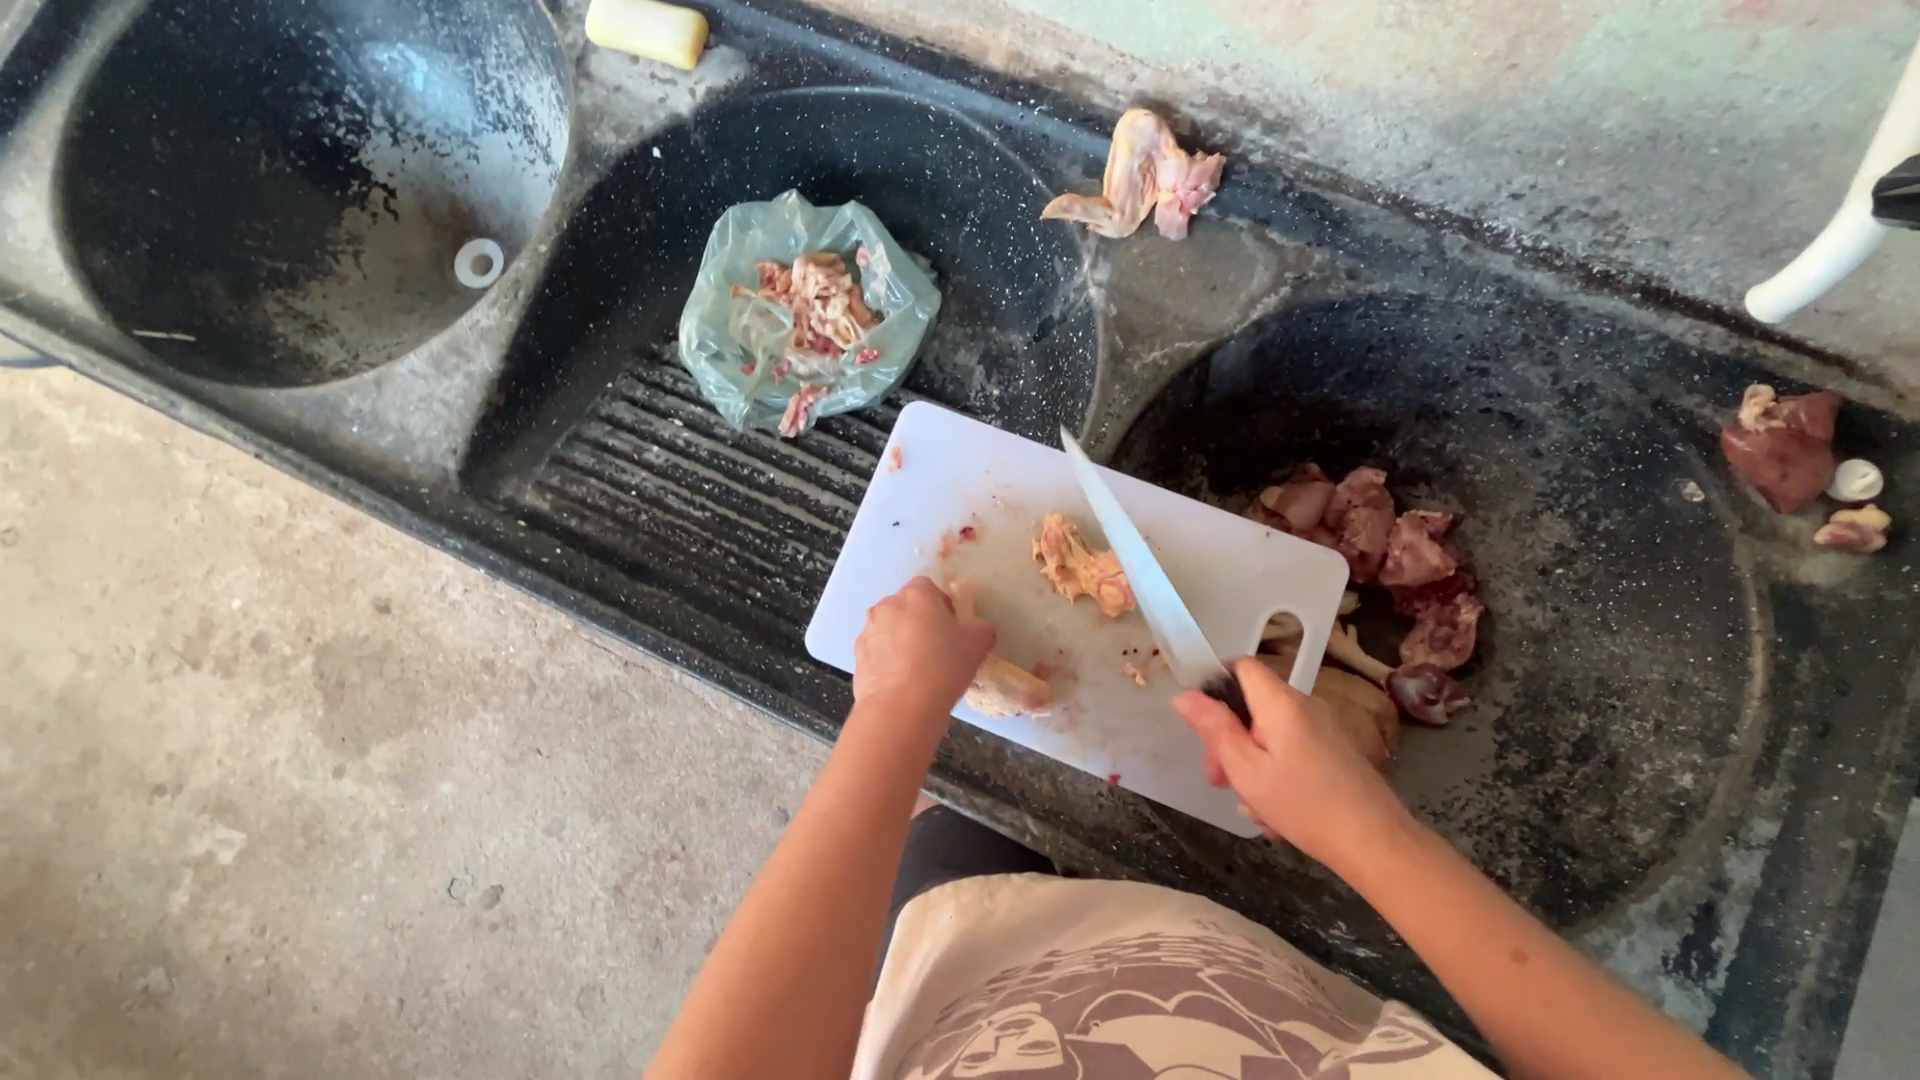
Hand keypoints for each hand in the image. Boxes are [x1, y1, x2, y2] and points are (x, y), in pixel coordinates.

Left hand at [853, 577, 995, 719]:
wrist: (901, 707)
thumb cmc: (944, 667)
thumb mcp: (978, 645)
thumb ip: (982, 628)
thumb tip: (977, 628)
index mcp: (917, 594)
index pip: (929, 587)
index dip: (942, 605)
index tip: (952, 629)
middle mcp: (887, 605)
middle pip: (906, 607)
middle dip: (919, 622)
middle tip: (937, 648)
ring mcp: (868, 630)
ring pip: (889, 629)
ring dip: (901, 640)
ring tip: (917, 668)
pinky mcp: (857, 656)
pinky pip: (877, 651)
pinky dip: (887, 660)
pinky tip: (901, 682)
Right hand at [1174, 657, 1408, 870]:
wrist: (1376, 843)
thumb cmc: (1304, 805)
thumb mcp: (1246, 770)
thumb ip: (1214, 728)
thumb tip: (1183, 695)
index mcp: (1281, 703)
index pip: (1242, 666)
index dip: (1216, 683)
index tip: (1202, 722)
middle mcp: (1305, 705)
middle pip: (1253, 704)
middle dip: (1229, 738)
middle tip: (1218, 780)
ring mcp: (1324, 727)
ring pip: (1270, 733)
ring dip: (1251, 762)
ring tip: (1251, 805)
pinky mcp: (1335, 749)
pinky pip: (1292, 748)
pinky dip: (1276, 770)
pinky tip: (1276, 811)